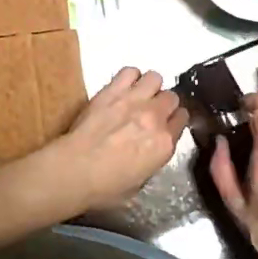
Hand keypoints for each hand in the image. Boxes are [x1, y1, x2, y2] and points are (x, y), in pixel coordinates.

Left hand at [33, 67, 185, 212]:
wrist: (74, 170)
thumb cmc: (105, 187)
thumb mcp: (141, 182)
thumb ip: (154, 158)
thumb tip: (152, 148)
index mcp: (164, 144)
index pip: (183, 119)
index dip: (174, 121)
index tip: (167, 124)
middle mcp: (155, 117)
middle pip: (172, 97)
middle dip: (164, 104)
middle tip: (151, 112)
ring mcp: (134, 100)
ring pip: (155, 78)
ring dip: (150, 87)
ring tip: (138, 96)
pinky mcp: (112, 90)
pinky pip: (130, 71)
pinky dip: (129, 77)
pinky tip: (123, 88)